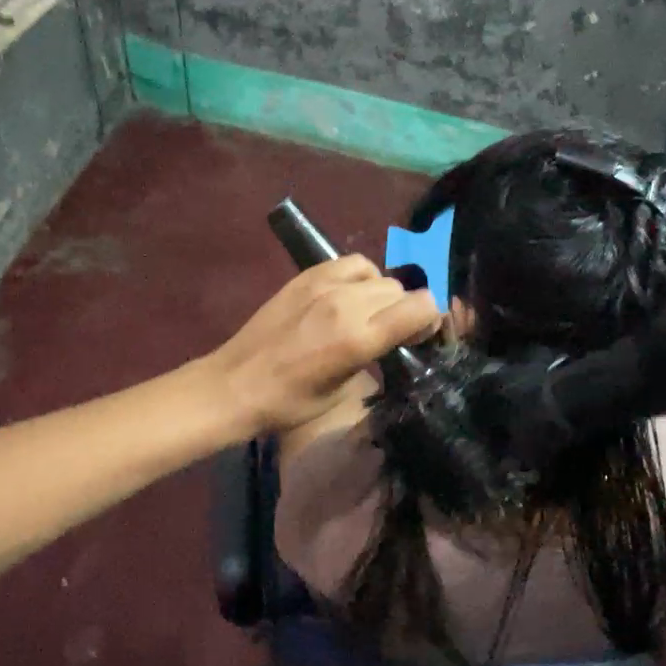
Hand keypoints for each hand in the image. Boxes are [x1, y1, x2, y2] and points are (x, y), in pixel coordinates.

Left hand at [204, 255, 439, 431]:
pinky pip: (354, 263)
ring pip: (380, 276)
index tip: (419, 338)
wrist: (236, 384)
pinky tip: (351, 295)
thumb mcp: (345, 389)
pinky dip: (362, 276)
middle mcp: (348, 304)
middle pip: (402, 291)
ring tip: (369, 314)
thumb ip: (377, 354)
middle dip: (406, 311)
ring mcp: (326, 284)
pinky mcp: (308, 274)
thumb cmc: (291, 402)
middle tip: (393, 333)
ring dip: (384, 295)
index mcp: (359, 338)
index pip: (422, 306)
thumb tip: (399, 336)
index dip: (429, 321)